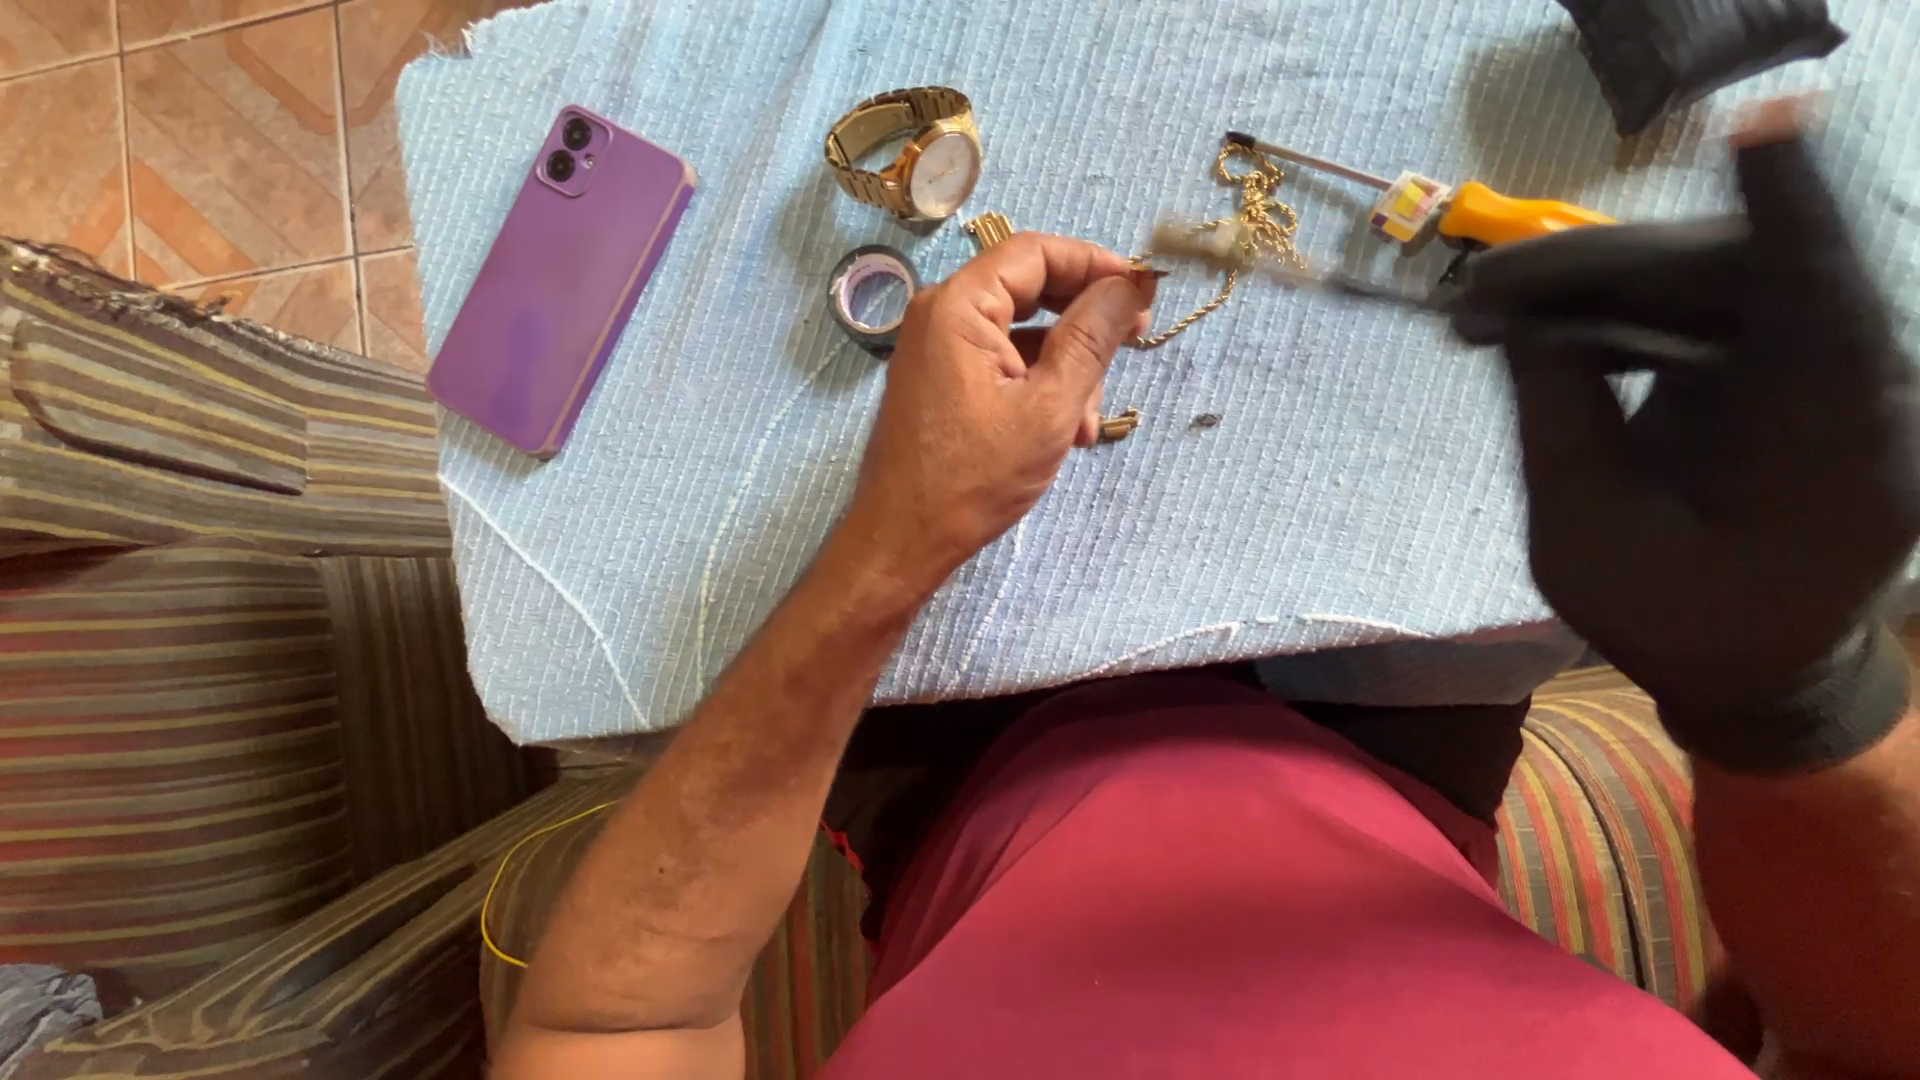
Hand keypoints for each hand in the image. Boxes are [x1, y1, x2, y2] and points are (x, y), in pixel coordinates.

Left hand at [834, 233, 1154, 595]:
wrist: (903, 542)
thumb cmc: (974, 478)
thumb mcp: (1049, 407)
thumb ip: (1092, 337)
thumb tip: (1129, 284)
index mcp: (958, 307)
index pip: (1035, 253)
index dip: (1095, 264)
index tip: (1142, 292)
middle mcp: (940, 317)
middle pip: (1029, 291)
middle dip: (1084, 324)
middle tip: (1132, 346)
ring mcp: (937, 353)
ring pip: (1020, 336)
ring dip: (1065, 370)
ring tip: (1088, 425)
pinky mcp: (941, 386)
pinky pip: (1000, 367)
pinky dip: (1037, 390)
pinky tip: (1065, 432)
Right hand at [1456, 105, 1919, 771]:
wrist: (1748, 659)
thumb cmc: (1667, 617)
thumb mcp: (1583, 532)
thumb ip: (1557, 421)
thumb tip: (1519, 324)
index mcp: (1831, 445)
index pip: (1821, 302)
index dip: (1788, 211)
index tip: (1761, 124)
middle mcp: (1852, 386)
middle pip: (1732, 277)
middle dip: (1594, 271)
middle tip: (1470, 297)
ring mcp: (1819, 372)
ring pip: (1706, 282)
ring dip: (1586, 288)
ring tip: (1474, 315)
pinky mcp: (1779, 368)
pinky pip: (1693, 311)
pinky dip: (1608, 313)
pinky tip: (1536, 332)